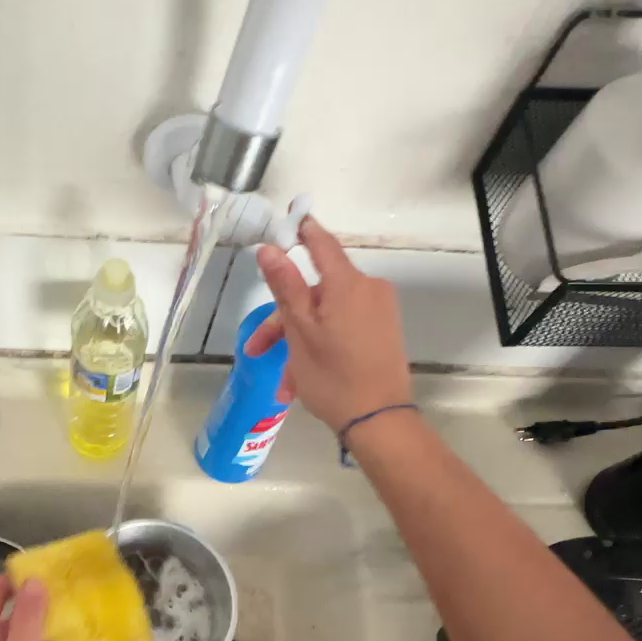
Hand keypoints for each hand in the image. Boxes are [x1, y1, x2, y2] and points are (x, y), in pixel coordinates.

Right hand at [245, 218, 413, 431]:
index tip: (286, 220)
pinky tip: (302, 382)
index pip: (321, 243)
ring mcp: (379, 311)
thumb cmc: (333, 377)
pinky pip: (343, 329)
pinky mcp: (383, 332)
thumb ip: (285, 287)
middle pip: (316, 292)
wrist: (379, 420)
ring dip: (300, 343)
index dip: (301, 231)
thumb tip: (269, 248)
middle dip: (285, 321)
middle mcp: (368, 289)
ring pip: (326, 316)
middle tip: (258, 352)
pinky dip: (320, 347)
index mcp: (347, 284)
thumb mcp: (300, 332)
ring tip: (285, 385)